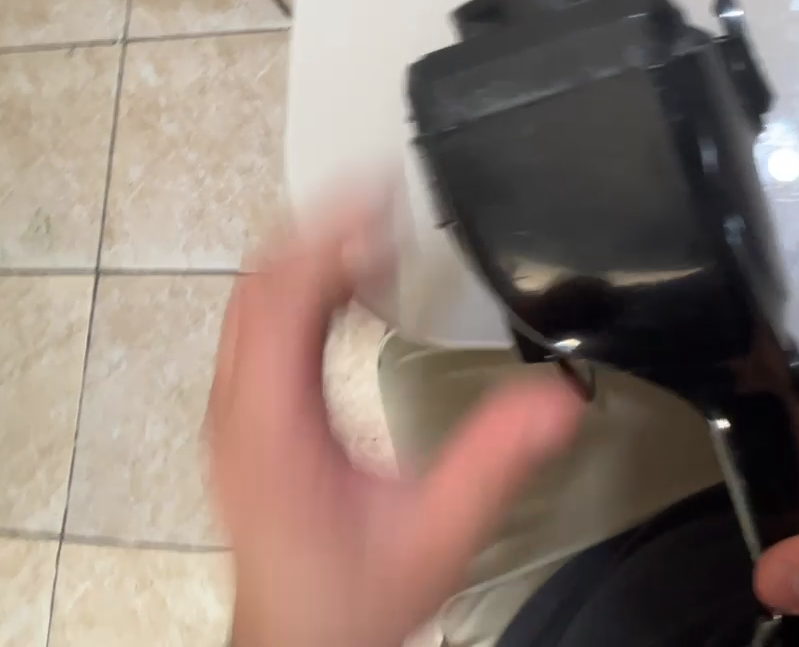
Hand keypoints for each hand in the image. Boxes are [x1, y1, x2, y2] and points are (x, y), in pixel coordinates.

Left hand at [207, 193, 584, 646]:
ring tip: (377, 227)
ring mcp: (241, 405)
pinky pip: (268, 318)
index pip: (285, 298)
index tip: (378, 196)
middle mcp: (244, 406)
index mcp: (275, 424)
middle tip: (383, 196)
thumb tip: (557, 397)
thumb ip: (499, 459)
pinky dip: (310, 280)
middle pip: (264, 279)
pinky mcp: (254, 408)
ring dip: (314, 247)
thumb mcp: (438, 531)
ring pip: (259, 293)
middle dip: (323, 224)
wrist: (300, 644)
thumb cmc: (349, 598)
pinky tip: (356, 281)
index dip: (328, 234)